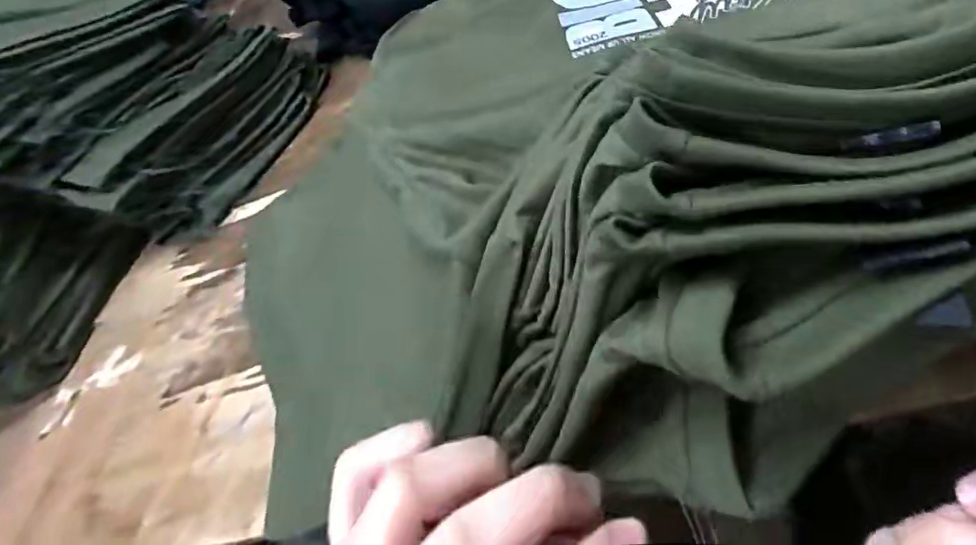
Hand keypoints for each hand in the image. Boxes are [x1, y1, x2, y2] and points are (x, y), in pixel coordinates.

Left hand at [330, 422, 647, 544]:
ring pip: (408, 487)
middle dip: (544, 498)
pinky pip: (355, 474)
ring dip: (474, 465)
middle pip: (469, 533)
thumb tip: (627, 531)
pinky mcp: (341, 534)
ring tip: (508, 472)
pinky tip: (432, 441)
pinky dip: (395, 444)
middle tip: (585, 494)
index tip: (634, 528)